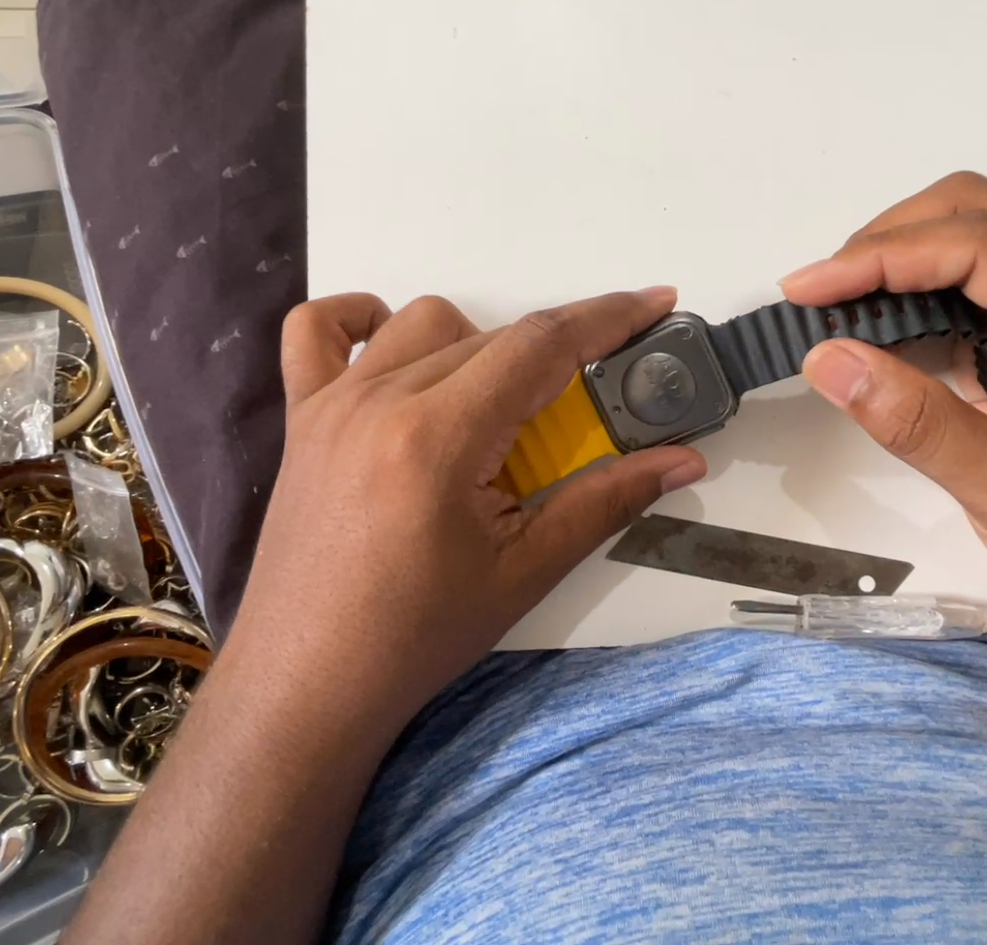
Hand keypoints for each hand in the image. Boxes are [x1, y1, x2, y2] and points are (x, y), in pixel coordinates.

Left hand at [227, 289, 706, 720]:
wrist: (310, 681)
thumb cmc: (417, 636)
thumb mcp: (526, 571)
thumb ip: (607, 500)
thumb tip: (683, 461)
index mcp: (439, 438)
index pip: (540, 346)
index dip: (607, 317)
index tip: (653, 305)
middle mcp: (381, 401)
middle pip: (493, 336)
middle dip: (557, 353)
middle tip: (589, 402)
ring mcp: (333, 403)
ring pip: (422, 323)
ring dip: (479, 345)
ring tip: (498, 408)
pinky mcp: (302, 418)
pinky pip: (317, 331)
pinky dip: (361, 320)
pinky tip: (392, 351)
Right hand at [780, 172, 986, 616]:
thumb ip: (917, 424)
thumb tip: (824, 359)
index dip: (886, 256)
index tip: (806, 288)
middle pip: (982, 215)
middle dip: (889, 244)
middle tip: (818, 296)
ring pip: (974, 239)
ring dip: (898, 265)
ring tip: (836, 311)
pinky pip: (974, 286)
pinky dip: (916, 298)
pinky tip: (878, 333)